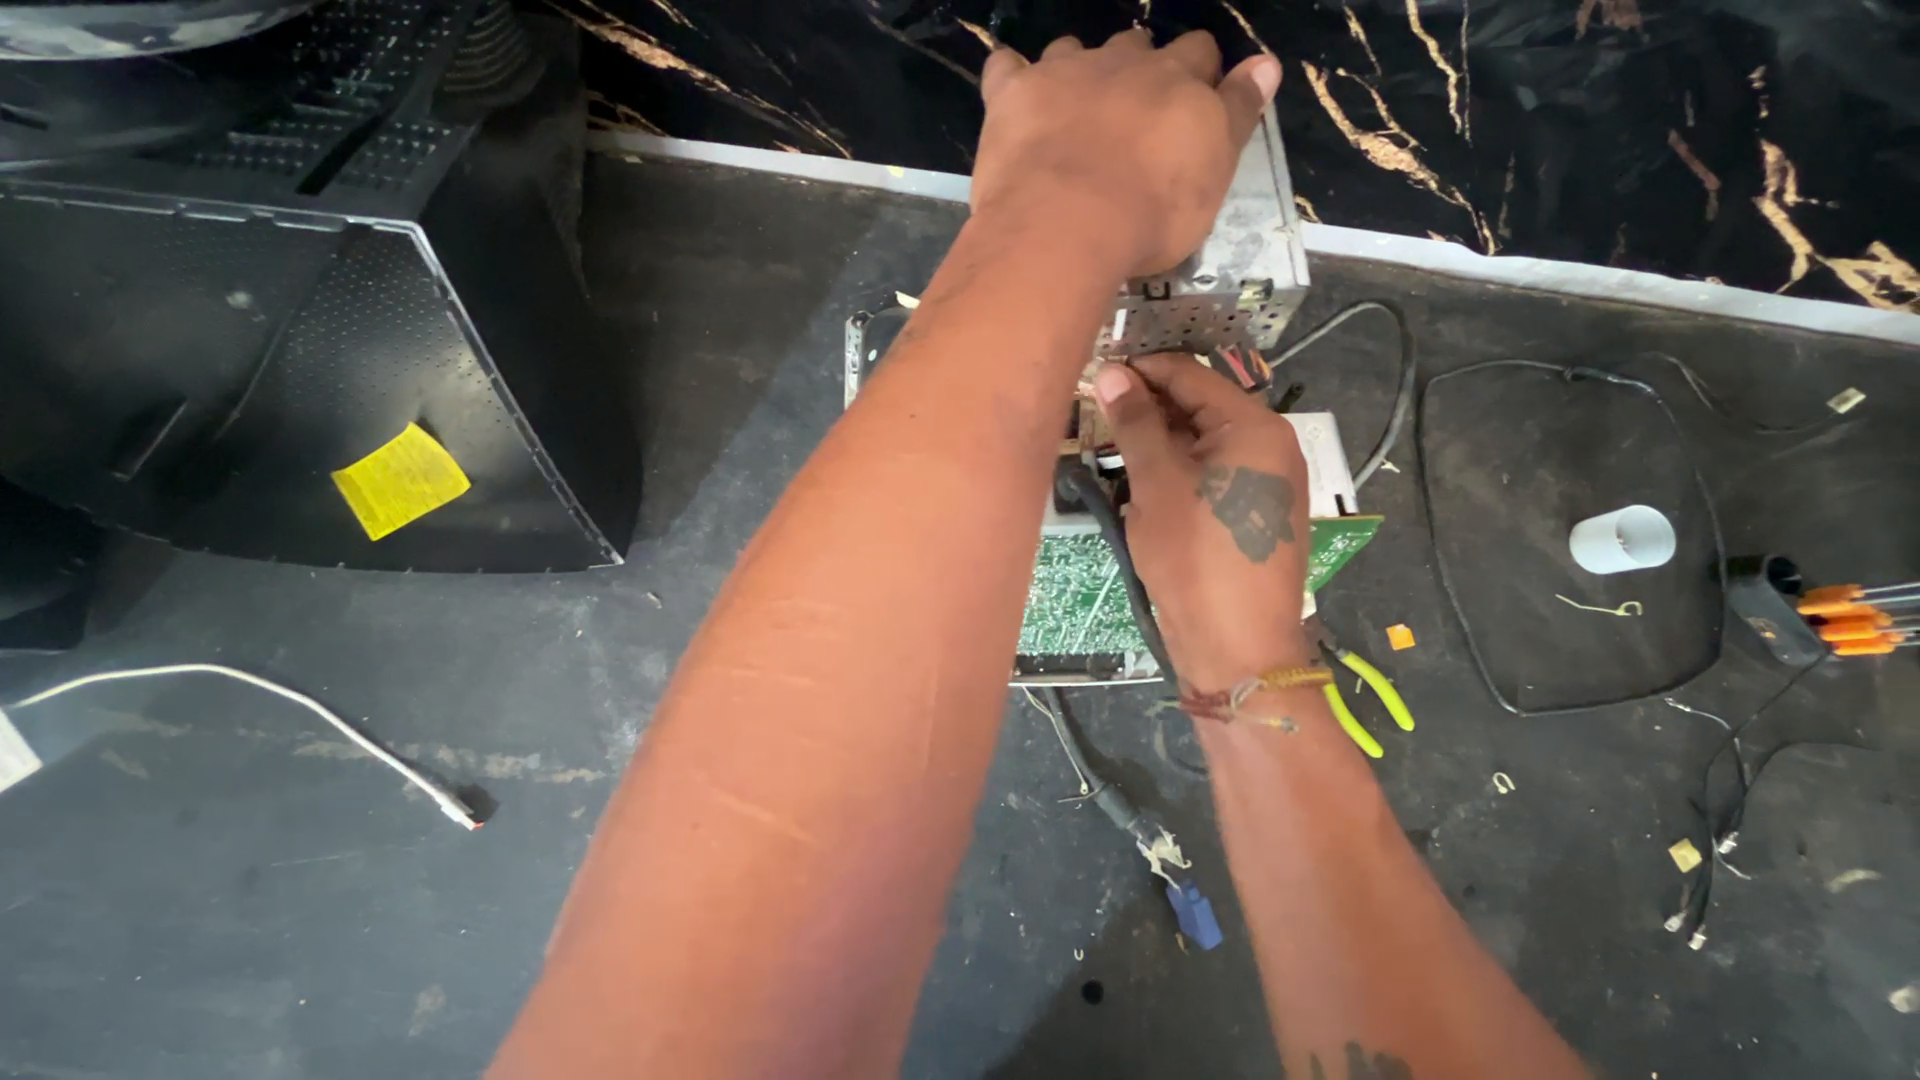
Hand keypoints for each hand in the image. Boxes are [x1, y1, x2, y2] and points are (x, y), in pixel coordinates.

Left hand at [973, 29, 1282, 276]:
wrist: (1067, 224)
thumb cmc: (1150, 215)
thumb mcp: (1213, 176)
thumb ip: (1237, 115)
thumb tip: (1266, 63)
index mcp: (1176, 83)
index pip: (1198, 56)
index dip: (1196, 76)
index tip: (1190, 104)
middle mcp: (1122, 64)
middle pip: (1136, 48)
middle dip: (1137, 70)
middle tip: (1130, 114)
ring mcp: (1063, 74)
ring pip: (1073, 51)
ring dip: (1076, 70)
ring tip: (1072, 108)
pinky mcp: (1013, 96)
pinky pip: (1005, 69)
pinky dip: (1010, 78)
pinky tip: (1013, 96)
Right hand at [1092, 356, 1310, 690]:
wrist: (1237, 647)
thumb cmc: (1195, 558)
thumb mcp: (1158, 484)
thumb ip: (1136, 423)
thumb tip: (1113, 373)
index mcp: (1255, 427)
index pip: (1190, 376)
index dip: (1141, 371)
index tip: (1095, 378)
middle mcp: (1270, 446)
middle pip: (1200, 408)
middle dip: (1148, 409)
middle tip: (1095, 417)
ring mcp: (1266, 482)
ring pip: (1202, 444)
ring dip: (1158, 443)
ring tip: (1110, 450)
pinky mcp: (1253, 514)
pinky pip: (1211, 475)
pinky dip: (1176, 472)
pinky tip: (1140, 484)